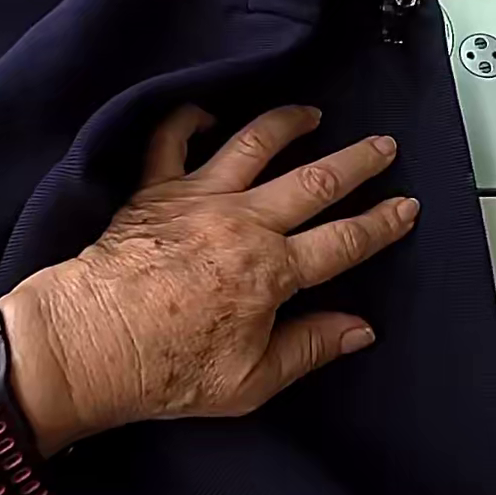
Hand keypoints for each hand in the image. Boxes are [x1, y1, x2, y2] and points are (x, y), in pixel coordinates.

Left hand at [0, 104, 417, 453]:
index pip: (343, 242)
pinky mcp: (155, 190)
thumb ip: (309, 348)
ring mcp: (197, 198)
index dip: (381, 224)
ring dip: (287, 124)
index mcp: (271, 272)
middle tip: (381, 145)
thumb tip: (359, 329)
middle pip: (313, 182)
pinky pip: (170, 141)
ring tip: (310, 113)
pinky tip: (203, 112)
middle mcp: (242, 223)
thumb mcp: (250, 381)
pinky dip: (185, 120)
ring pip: (254, 145)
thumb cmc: (165, 368)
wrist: (91, 343)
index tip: (404, 206)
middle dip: (355, 161)